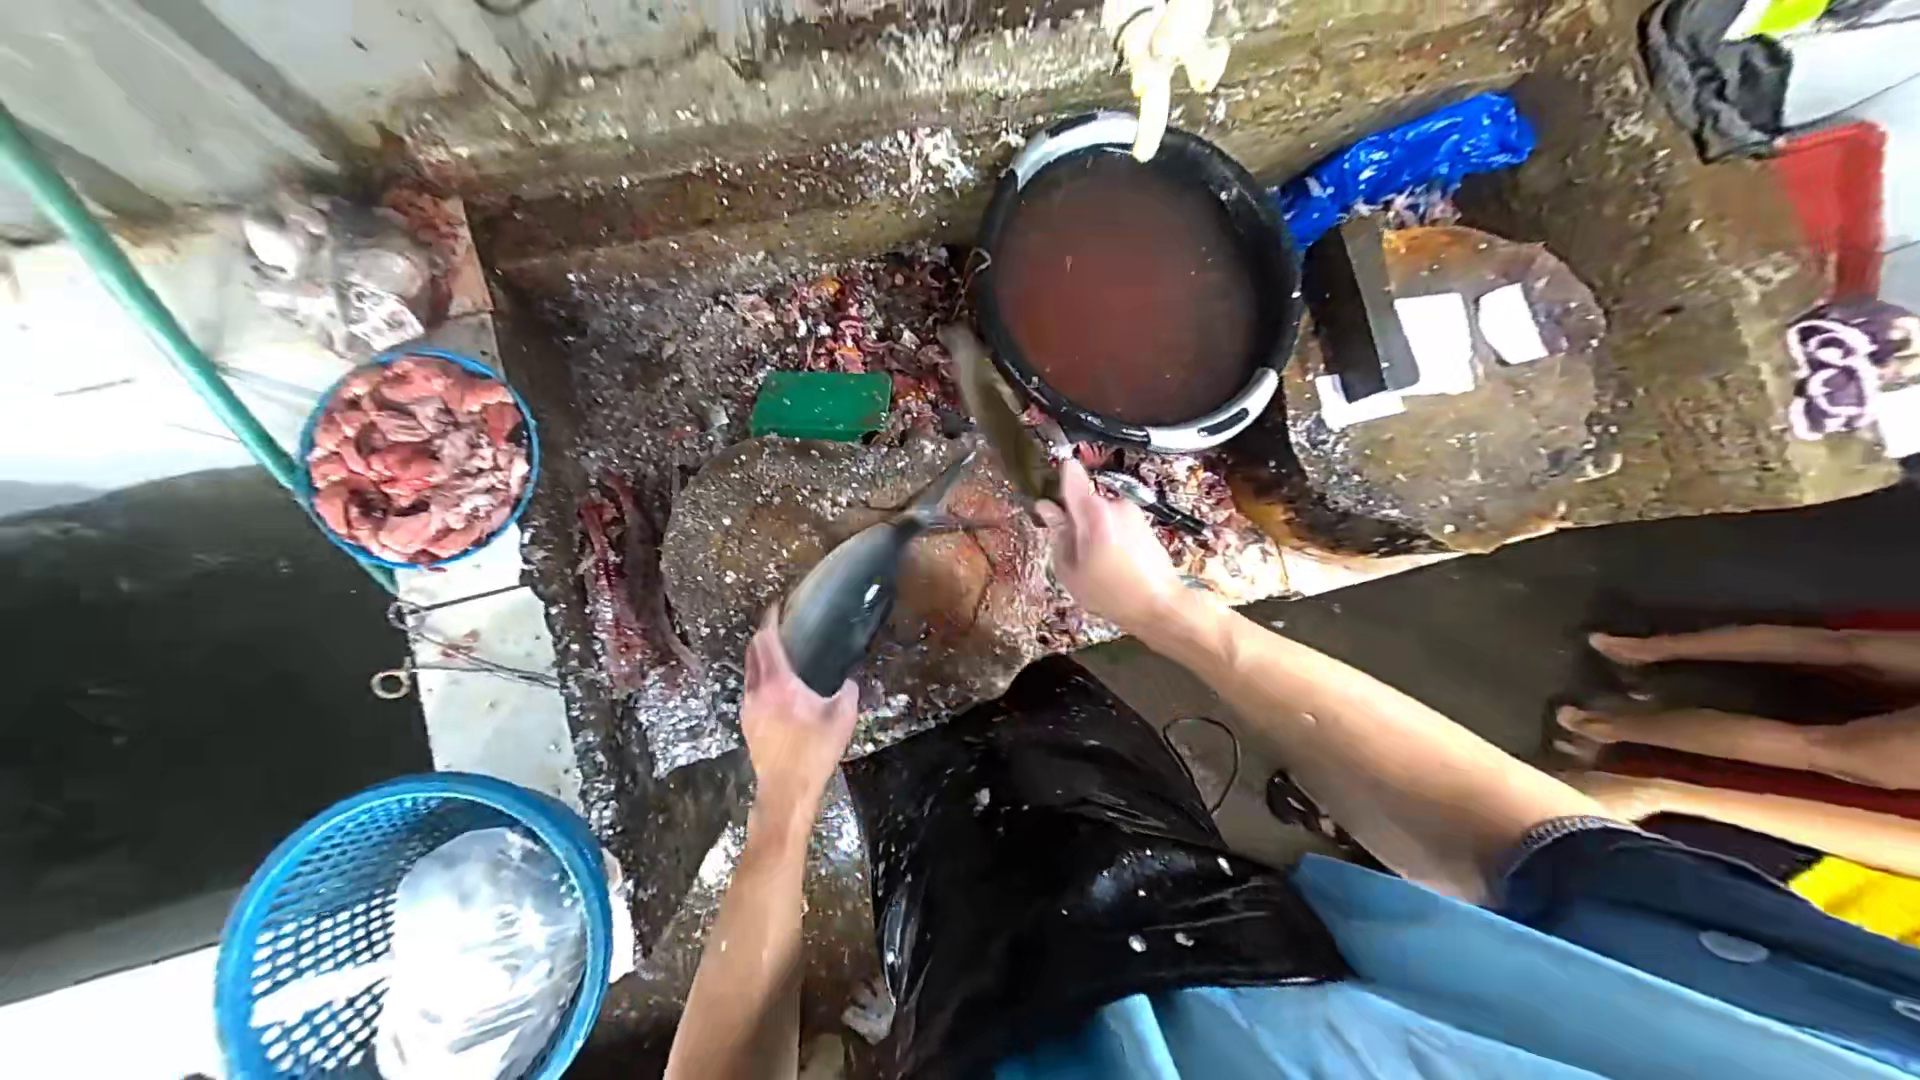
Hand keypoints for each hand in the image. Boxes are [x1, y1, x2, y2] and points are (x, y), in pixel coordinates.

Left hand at [740, 606, 858, 834]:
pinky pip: (751, 688)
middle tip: (778, 626)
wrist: (787, 789)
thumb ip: (847, 692)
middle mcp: (758, 690)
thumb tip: (849, 681)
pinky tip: (775, 685)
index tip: (776, 607)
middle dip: (763, 634)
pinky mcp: (747, 723)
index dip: (770, 621)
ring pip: (749, 671)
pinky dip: (760, 676)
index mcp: (779, 683)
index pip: (767, 641)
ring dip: (760, 656)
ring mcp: (748, 708)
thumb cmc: (814, 751)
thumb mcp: (841, 717)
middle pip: (753, 651)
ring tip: (778, 653)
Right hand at [1035, 458, 1183, 632]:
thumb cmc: (1109, 593)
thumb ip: (1059, 535)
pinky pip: (1117, 523)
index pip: (1072, 477)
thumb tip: (1047, 508)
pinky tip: (1116, 563)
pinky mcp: (1145, 523)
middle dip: (1077, 520)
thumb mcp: (1070, 570)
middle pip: (1085, 502)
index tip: (1053, 488)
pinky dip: (1112, 537)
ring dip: (1096, 531)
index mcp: (1092, 512)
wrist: (1160, 606)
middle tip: (1075, 552)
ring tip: (1098, 563)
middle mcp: (1114, 504)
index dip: (1060, 477)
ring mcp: (1132, 512)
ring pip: (1101, 514)